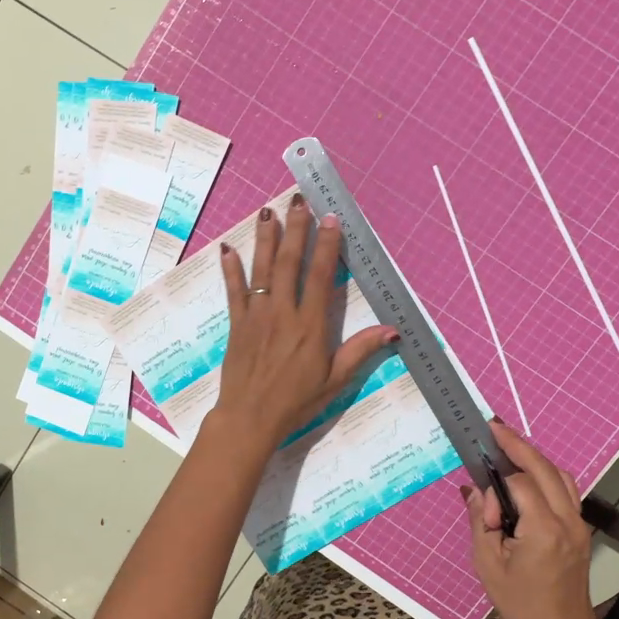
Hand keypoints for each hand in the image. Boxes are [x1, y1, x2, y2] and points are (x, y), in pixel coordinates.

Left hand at [211, 194, 396, 449]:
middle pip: (289, 263)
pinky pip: (233, 291)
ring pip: (261, 269)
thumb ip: (360, 351)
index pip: (320, 276)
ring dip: (265, 238)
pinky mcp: (237, 325)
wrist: (250, 418)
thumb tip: (392, 329)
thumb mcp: (334, 380)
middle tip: (298, 201)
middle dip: (295, 229)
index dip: (326, 245)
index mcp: (310, 325)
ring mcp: (256, 316)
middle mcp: (283, 313)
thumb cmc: (296, 402)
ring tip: (267, 211)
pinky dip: (230, 269)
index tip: (330, 218)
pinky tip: (227, 249)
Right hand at [461, 421, 605, 618]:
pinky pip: (565, 491)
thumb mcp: (488, 564)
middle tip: (493, 426)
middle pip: (544, 469)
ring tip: (509, 445)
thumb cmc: (520, 603)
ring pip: (560, 476)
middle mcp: (566, 519)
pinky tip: (529, 474)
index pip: (519, 484)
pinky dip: (547, 475)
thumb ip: (480, 521)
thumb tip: (474, 490)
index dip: (496, 488)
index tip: (481, 504)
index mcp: (543, 528)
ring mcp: (578, 523)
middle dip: (518, 445)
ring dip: (535, 457)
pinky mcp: (579, 529)